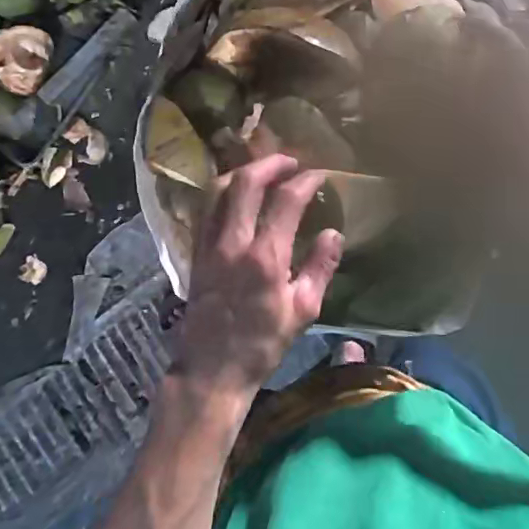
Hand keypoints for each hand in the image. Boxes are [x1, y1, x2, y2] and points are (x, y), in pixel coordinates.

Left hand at [175, 155, 343, 398]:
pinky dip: (222, 191)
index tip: (319, 175)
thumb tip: (333, 233)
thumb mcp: (303, 311)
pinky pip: (205, 208)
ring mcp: (209, 244)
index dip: (305, 181)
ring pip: (218, 190)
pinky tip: (235, 194)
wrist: (212, 367)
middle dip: (270, 163)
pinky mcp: (195, 251)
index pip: (286, 200)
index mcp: (265, 257)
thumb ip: (319, 268)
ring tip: (262, 170)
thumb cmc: (263, 344)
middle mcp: (232, 242)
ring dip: (242, 172)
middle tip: (291, 162)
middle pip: (246, 182)